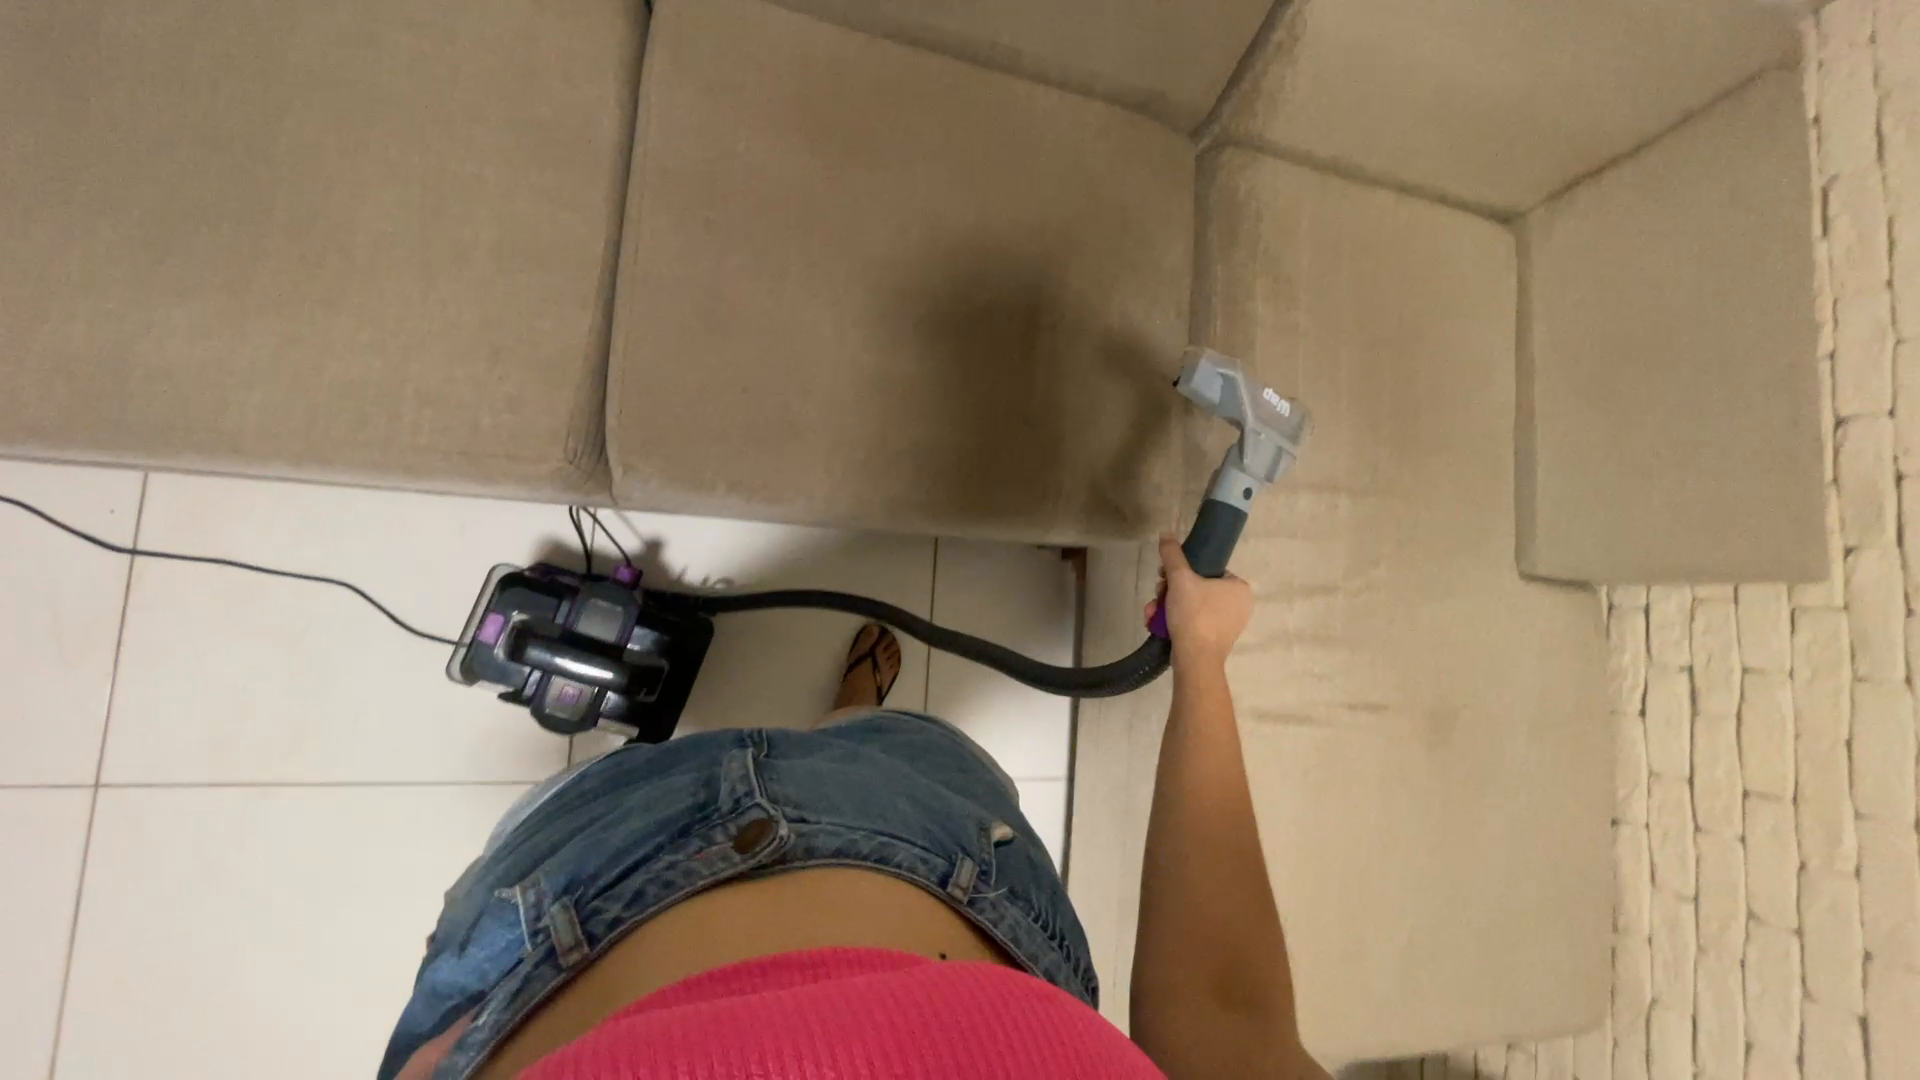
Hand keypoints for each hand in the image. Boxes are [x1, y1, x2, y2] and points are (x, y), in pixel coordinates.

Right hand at [1143, 535, 1251, 667]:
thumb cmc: (1194, 614)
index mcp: (1239, 587)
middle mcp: (1239, 605)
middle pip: (1196, 588)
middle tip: (1157, 595)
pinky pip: (1192, 622)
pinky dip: (1174, 621)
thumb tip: (1165, 534)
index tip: (1164, 576)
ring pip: (1190, 605)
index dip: (1182, 570)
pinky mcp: (1214, 640)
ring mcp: (1227, 624)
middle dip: (1169, 592)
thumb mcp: (1180, 578)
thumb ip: (1172, 554)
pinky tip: (1157, 624)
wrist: (1195, 659)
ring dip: (1167, 606)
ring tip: (1152, 613)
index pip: (1208, 569)